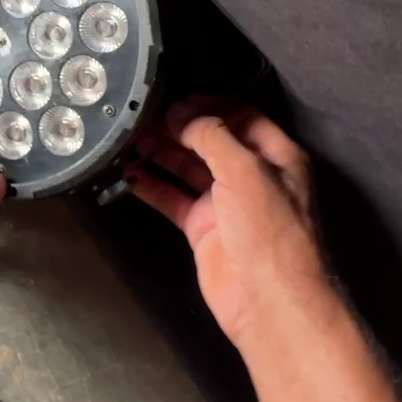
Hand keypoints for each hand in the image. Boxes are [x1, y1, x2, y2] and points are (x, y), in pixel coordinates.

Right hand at [129, 100, 328, 344]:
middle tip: (140, 117)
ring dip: (160, 153)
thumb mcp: (245, 170)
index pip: (240, 116)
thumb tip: (181, 114)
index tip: (174, 99)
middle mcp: (251, 176)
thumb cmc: (269, 230)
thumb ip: (212, 136)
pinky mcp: (203, 228)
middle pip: (209, 141)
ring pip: (187, 168)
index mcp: (275, 156)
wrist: (271, 302)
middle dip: (177, 127)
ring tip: (127, 139)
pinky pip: (172, 199)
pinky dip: (151, 186)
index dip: (208, 105)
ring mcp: (225, 203)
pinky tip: (128, 173)